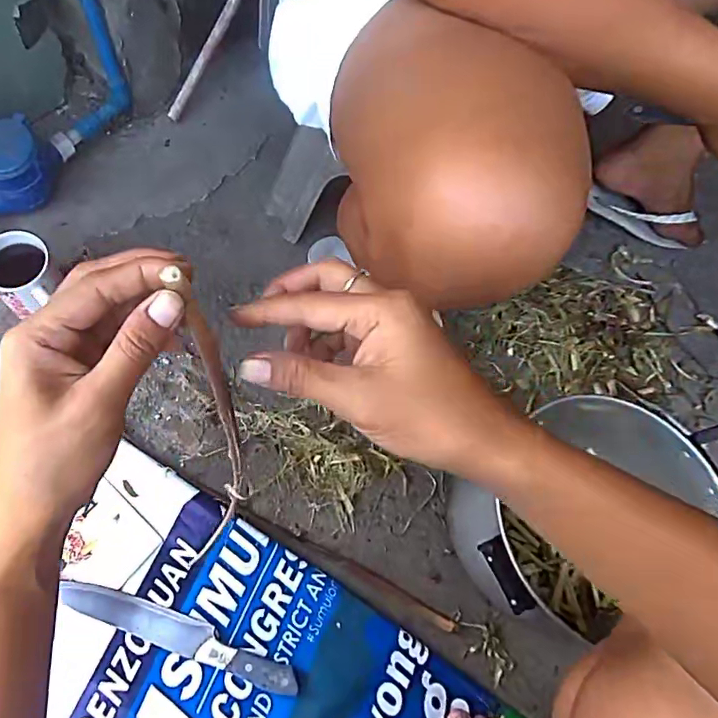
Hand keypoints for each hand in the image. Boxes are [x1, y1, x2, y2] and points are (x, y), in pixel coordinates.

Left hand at [0, 249, 186, 542]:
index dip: (140, 272)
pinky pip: (112, 340)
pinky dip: (141, 332)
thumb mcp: (99, 403)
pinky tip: (168, 336)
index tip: (182, 271)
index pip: (93, 287)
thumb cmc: (52, 466)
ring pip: (107, 314)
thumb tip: (169, 302)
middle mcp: (45, 337)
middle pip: (97, 290)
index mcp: (36, 337)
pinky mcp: (76, 373)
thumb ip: (135, 347)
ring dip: (144, 303)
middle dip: (141, 276)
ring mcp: (61, 355)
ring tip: (185, 300)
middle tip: (187, 273)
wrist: (28, 516)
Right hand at [229, 261, 529, 476]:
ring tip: (291, 356)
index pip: (312, 303)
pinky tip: (318, 364)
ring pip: (343, 304)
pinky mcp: (401, 338)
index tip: (236, 317)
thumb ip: (300, 376)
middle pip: (331, 280)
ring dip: (312, 323)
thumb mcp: (355, 398)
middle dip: (293, 294)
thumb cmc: (424, 417)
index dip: (269, 311)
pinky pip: (357, 326)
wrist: (481, 437)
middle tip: (260, 315)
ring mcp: (398, 317)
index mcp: (381, 307)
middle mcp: (391, 300)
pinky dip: (331, 339)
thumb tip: (249, 364)